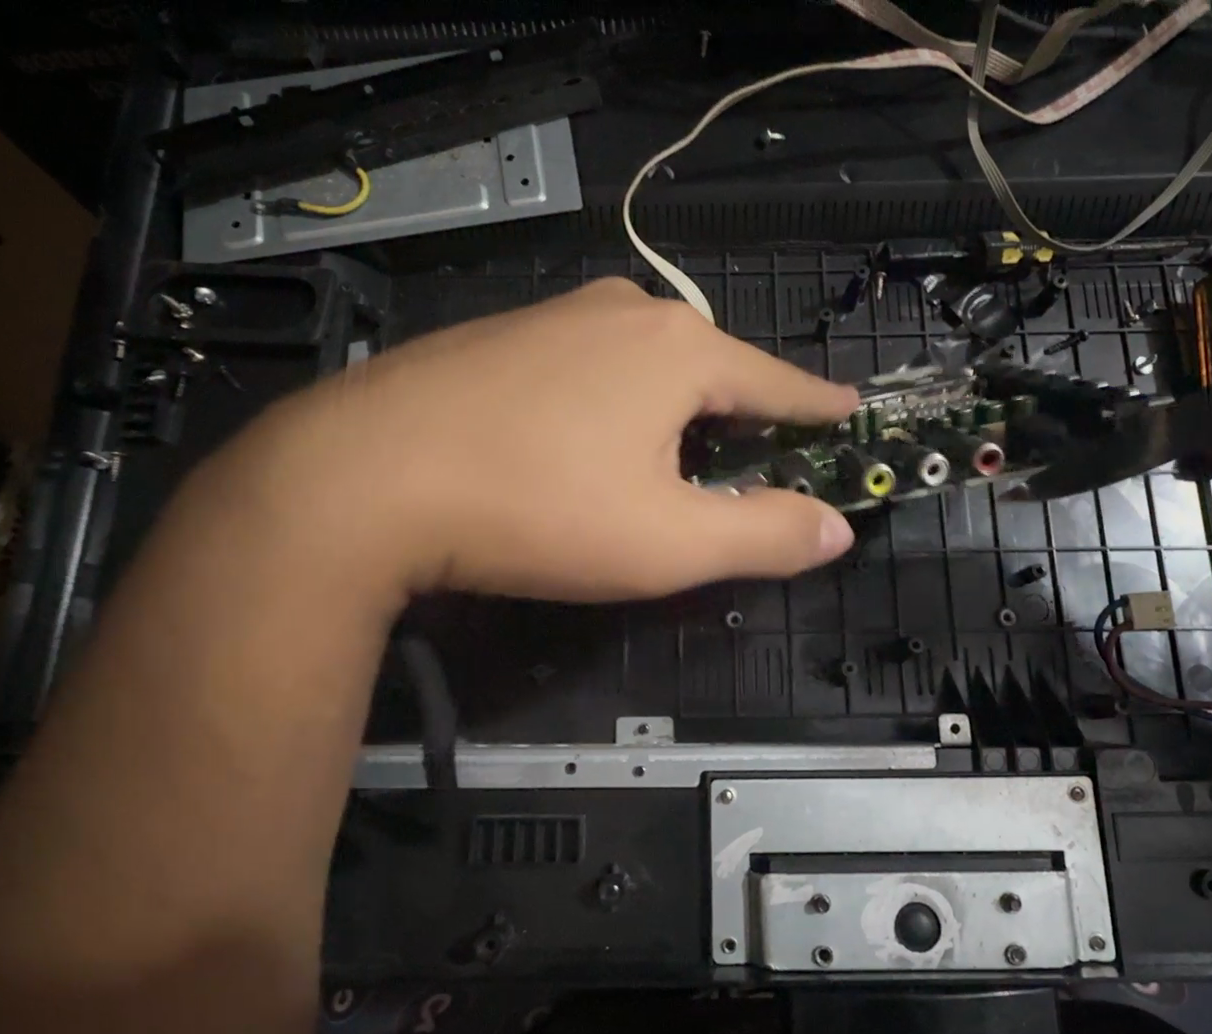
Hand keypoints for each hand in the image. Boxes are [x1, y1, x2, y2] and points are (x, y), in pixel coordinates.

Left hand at [222, 278, 860, 601]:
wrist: (363, 479)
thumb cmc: (536, 510)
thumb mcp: (668, 543)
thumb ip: (765, 535)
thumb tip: (835, 528)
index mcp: (680, 350)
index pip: (779, 383)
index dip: (818, 408)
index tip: (848, 414)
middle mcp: (624, 312)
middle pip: (711, 371)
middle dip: (737, 420)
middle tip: (747, 472)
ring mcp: (554, 316)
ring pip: (644, 367)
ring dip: (669, 415)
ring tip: (661, 470)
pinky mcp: (499, 337)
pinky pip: (587, 368)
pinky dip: (609, 405)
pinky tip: (579, 447)